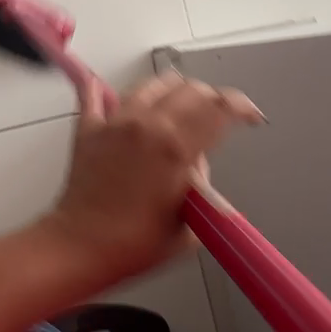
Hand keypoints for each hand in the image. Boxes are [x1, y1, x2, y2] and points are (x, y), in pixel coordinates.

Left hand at [44, 71, 263, 285]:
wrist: (81, 247)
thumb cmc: (134, 244)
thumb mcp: (188, 224)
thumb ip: (199, 187)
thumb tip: (195, 166)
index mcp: (175, 148)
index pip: (218, 108)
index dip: (240, 107)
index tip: (249, 114)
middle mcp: (146, 126)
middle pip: (190, 89)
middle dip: (211, 98)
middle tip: (217, 114)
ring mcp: (115, 122)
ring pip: (150, 84)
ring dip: (171, 90)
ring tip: (177, 104)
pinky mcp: (89, 128)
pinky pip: (93, 94)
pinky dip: (103, 89)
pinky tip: (108, 90)